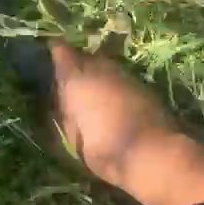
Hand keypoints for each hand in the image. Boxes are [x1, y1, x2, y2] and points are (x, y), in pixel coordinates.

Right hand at [48, 42, 183, 188]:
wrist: (153, 154)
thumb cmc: (103, 147)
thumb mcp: (72, 135)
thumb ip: (63, 111)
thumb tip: (57, 100)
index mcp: (75, 76)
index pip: (59, 50)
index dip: (54, 54)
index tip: (50, 62)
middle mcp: (98, 67)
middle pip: (84, 56)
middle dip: (77, 65)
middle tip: (72, 83)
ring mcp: (123, 74)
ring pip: (105, 66)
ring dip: (99, 75)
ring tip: (95, 94)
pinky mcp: (144, 85)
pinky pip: (122, 79)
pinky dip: (116, 86)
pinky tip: (116, 103)